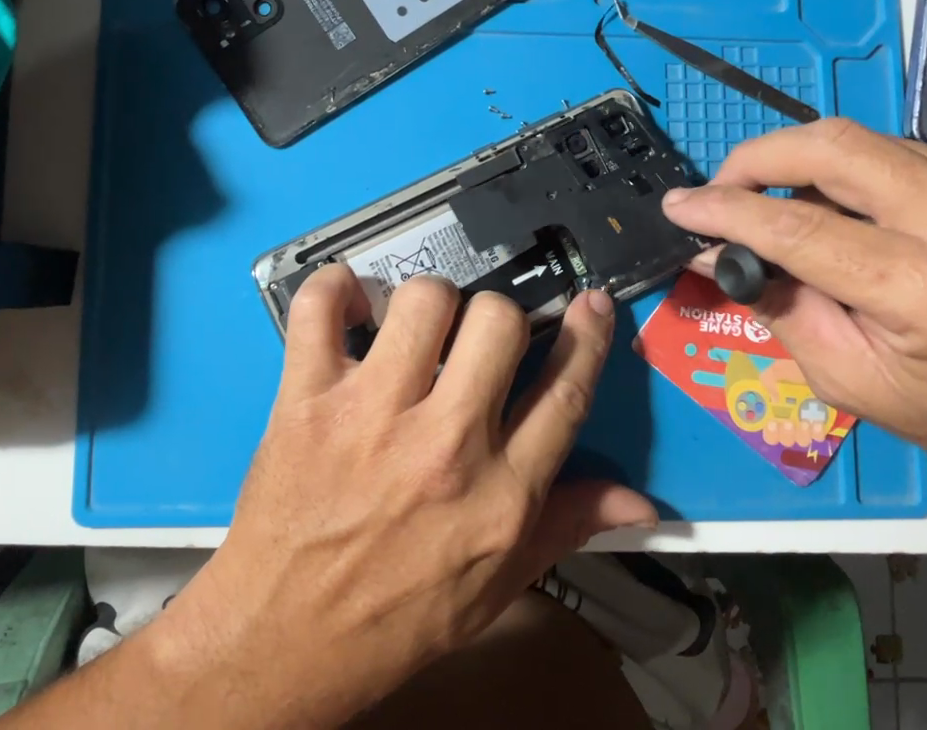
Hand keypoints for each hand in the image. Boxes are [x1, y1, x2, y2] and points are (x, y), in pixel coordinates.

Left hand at [166, 266, 656, 727]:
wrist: (287, 638)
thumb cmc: (399, 616)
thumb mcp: (497, 584)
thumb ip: (565, 526)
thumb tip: (639, 503)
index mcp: (502, 492)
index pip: (564, 392)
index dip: (586, 337)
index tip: (589, 301)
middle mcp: (446, 442)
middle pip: (498, 323)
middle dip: (497, 316)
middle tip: (474, 340)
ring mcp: (372, 414)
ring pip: (423, 302)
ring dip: (427, 302)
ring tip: (414, 329)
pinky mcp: (307, 400)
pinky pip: (320, 309)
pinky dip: (334, 288)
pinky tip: (348, 305)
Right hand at [660, 119, 926, 498]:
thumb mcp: (855, 383)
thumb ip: (780, 308)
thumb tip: (717, 254)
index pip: (802, 228)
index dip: (727, 211)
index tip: (678, 206)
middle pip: (835, 147)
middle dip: (757, 157)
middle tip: (718, 190)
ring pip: (862, 141)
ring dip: (798, 164)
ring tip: (770, 206)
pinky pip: (896, 154)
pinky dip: (846, 173)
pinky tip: (835, 210)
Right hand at [756, 361, 827, 447]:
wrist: (831, 373)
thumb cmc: (801, 371)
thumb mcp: (780, 369)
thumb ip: (768, 379)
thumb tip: (773, 398)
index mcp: (775, 406)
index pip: (764, 425)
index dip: (766, 429)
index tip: (772, 423)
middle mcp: (788, 416)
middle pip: (780, 438)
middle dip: (782, 434)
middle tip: (788, 423)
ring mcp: (805, 423)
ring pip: (799, 440)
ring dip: (799, 434)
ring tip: (805, 423)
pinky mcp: (822, 425)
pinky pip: (817, 437)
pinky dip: (816, 432)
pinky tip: (818, 422)